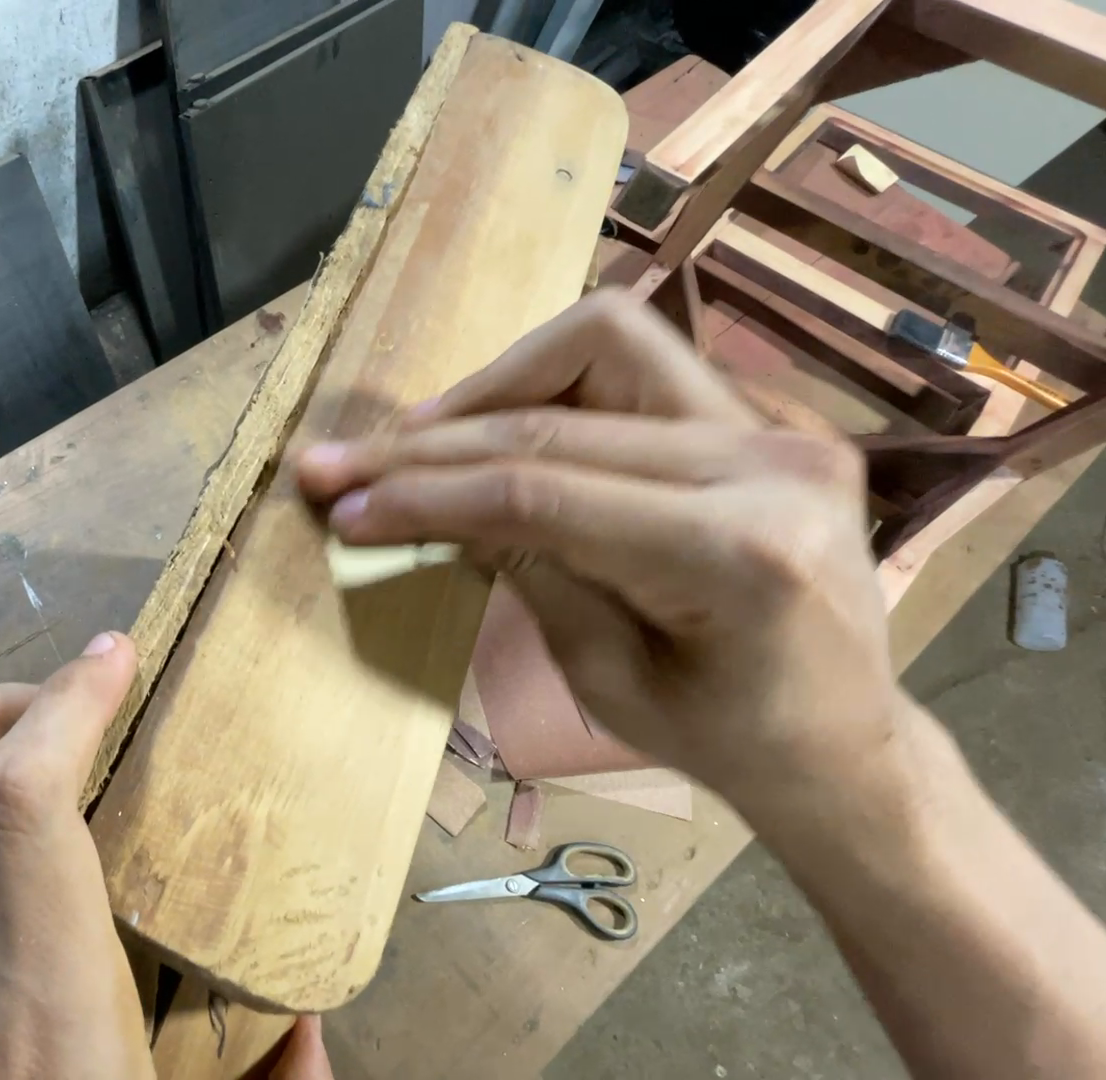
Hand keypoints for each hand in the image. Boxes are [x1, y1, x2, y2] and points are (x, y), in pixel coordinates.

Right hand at [293, 291, 906, 809]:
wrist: (840, 737)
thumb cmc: (720, 737)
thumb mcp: (600, 678)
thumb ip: (525, 569)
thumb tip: (427, 503)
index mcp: (736, 555)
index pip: (539, 491)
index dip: (423, 495)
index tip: (341, 508)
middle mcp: (767, 463)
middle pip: (552, 418)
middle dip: (426, 443)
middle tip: (339, 465)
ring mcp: (769, 425)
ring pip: (595, 342)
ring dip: (485, 390)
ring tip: (413, 443)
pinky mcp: (752, 414)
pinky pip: (621, 359)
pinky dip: (536, 384)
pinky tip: (486, 429)